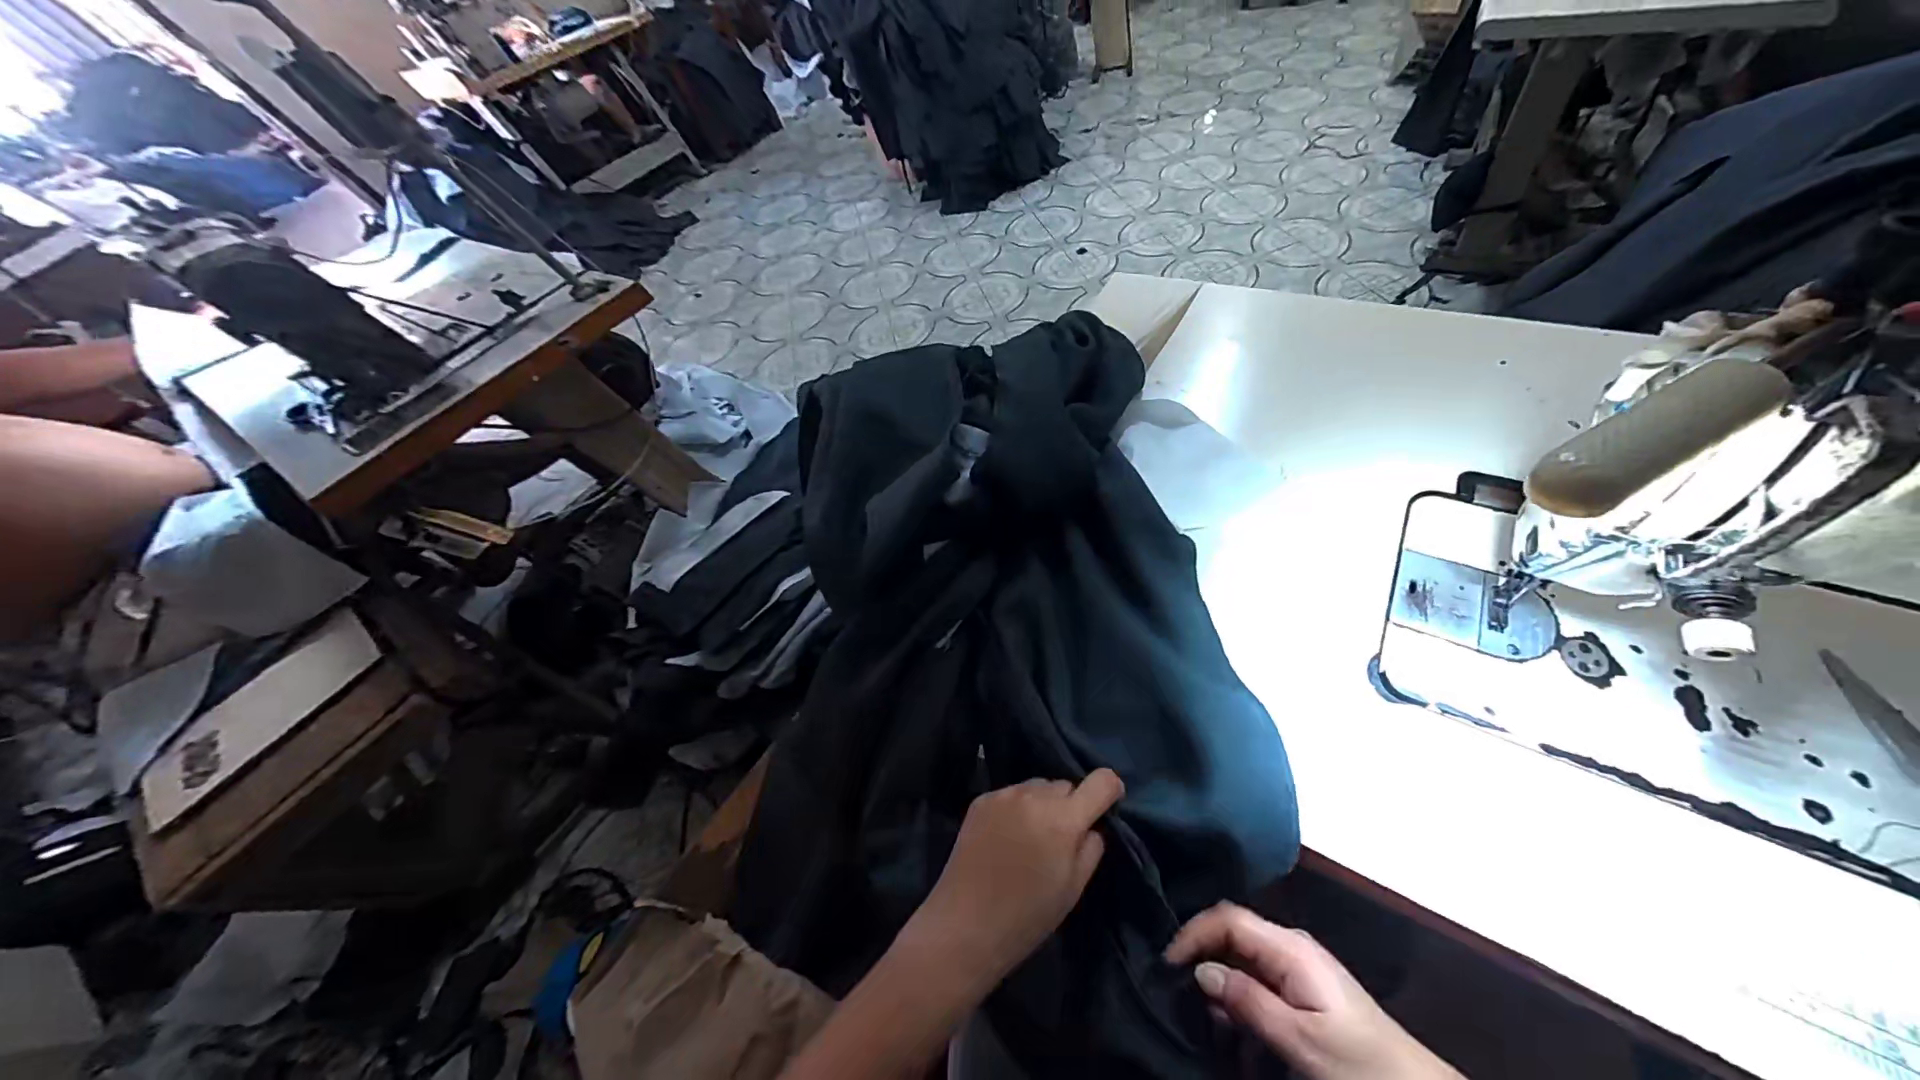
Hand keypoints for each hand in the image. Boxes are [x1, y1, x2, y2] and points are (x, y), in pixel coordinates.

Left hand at [899, 769, 1125, 993]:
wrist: (965, 924)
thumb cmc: (1027, 917)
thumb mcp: (1073, 888)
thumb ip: (1091, 848)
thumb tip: (1091, 826)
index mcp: (1063, 819)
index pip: (1100, 781)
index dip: (1110, 788)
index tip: (1109, 803)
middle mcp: (1033, 796)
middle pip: (1065, 785)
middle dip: (1070, 805)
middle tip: (1060, 839)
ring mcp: (1004, 795)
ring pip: (1037, 787)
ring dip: (1042, 804)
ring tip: (1031, 839)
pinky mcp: (980, 800)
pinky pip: (1011, 794)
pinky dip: (1017, 808)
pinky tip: (1006, 838)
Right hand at [1166, 903, 1463, 1079]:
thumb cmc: (1361, 1066)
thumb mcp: (1301, 1041)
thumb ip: (1248, 1002)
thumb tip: (1202, 972)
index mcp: (1291, 948)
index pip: (1228, 918)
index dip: (1192, 934)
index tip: (1167, 965)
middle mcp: (1291, 947)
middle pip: (1232, 932)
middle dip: (1201, 955)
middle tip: (1178, 991)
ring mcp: (1298, 966)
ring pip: (1241, 957)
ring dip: (1219, 981)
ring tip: (1202, 1015)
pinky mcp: (1303, 988)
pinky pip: (1258, 978)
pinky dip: (1238, 996)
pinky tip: (1234, 1027)